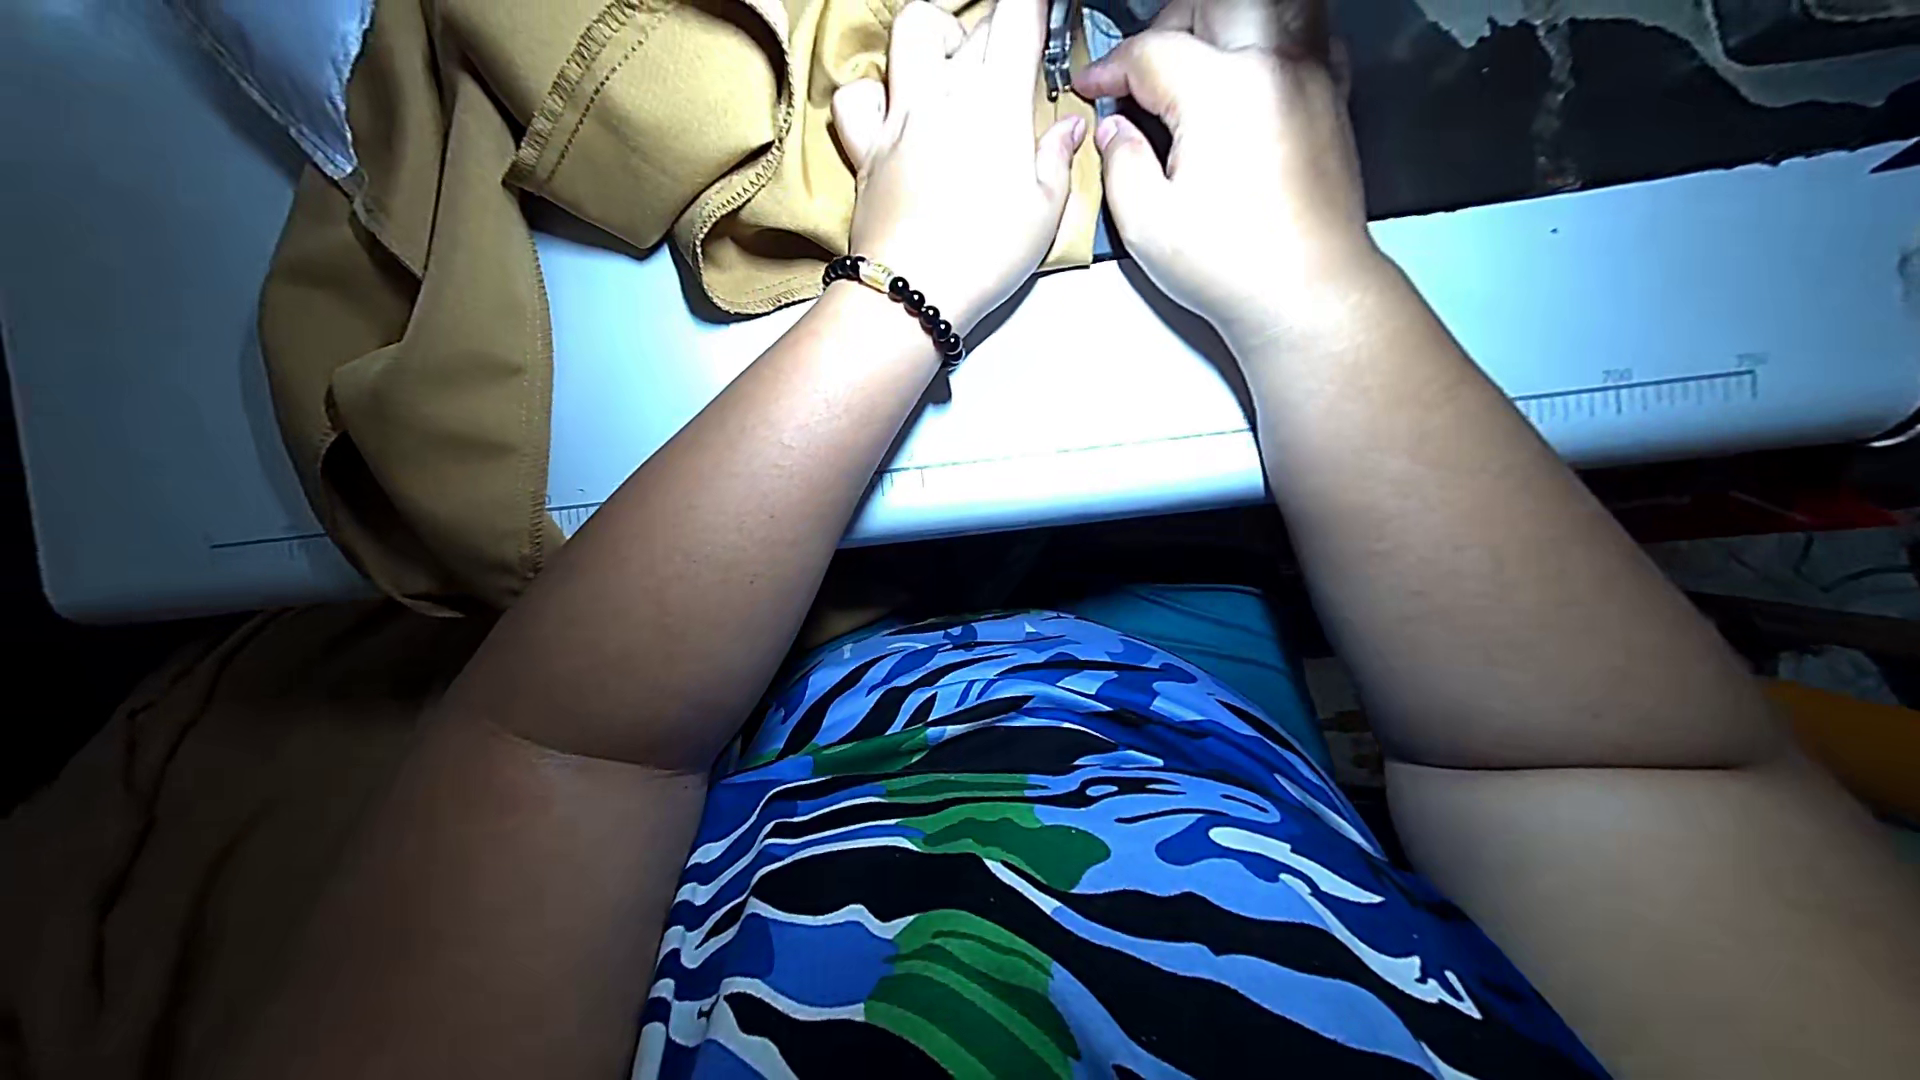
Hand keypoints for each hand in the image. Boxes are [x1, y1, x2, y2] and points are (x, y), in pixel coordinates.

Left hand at [831, 0, 1086, 332]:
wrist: (913, 292)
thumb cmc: (984, 257)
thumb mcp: (1045, 214)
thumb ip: (1058, 159)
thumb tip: (1070, 128)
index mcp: (997, 101)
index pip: (1019, 14)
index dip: (1033, 8)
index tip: (1041, 19)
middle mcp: (945, 94)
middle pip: (972, 23)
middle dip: (996, 35)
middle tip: (1009, 70)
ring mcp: (901, 118)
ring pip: (910, 33)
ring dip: (934, 38)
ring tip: (947, 70)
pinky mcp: (867, 149)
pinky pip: (856, 96)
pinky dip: (872, 94)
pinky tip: (891, 112)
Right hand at [1073, 0, 1379, 353]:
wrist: (1304, 292)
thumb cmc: (1233, 265)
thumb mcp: (1146, 224)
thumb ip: (1120, 163)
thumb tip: (1114, 132)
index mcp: (1222, 91)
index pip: (1153, 52)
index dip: (1111, 67)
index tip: (1093, 86)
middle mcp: (1273, 65)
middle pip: (1213, 4)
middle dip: (1167, 25)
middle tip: (1142, 72)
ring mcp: (1310, 77)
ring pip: (1266, 6)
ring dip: (1220, 21)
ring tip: (1194, 62)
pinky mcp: (1330, 100)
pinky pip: (1303, 36)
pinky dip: (1266, 42)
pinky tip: (1246, 78)